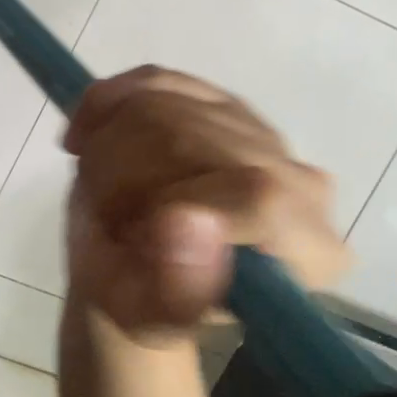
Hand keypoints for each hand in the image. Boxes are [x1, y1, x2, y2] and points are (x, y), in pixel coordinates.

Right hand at [64, 66, 348, 339]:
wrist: (132, 273)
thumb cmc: (143, 302)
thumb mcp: (146, 319)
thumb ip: (172, 288)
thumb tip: (185, 220)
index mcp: (306, 249)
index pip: (261, 194)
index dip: (179, 198)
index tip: (131, 234)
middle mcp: (303, 183)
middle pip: (192, 139)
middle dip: (123, 179)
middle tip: (115, 222)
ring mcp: (261, 134)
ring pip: (159, 104)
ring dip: (108, 151)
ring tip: (109, 194)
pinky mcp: (219, 102)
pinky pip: (153, 78)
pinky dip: (105, 105)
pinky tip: (91, 138)